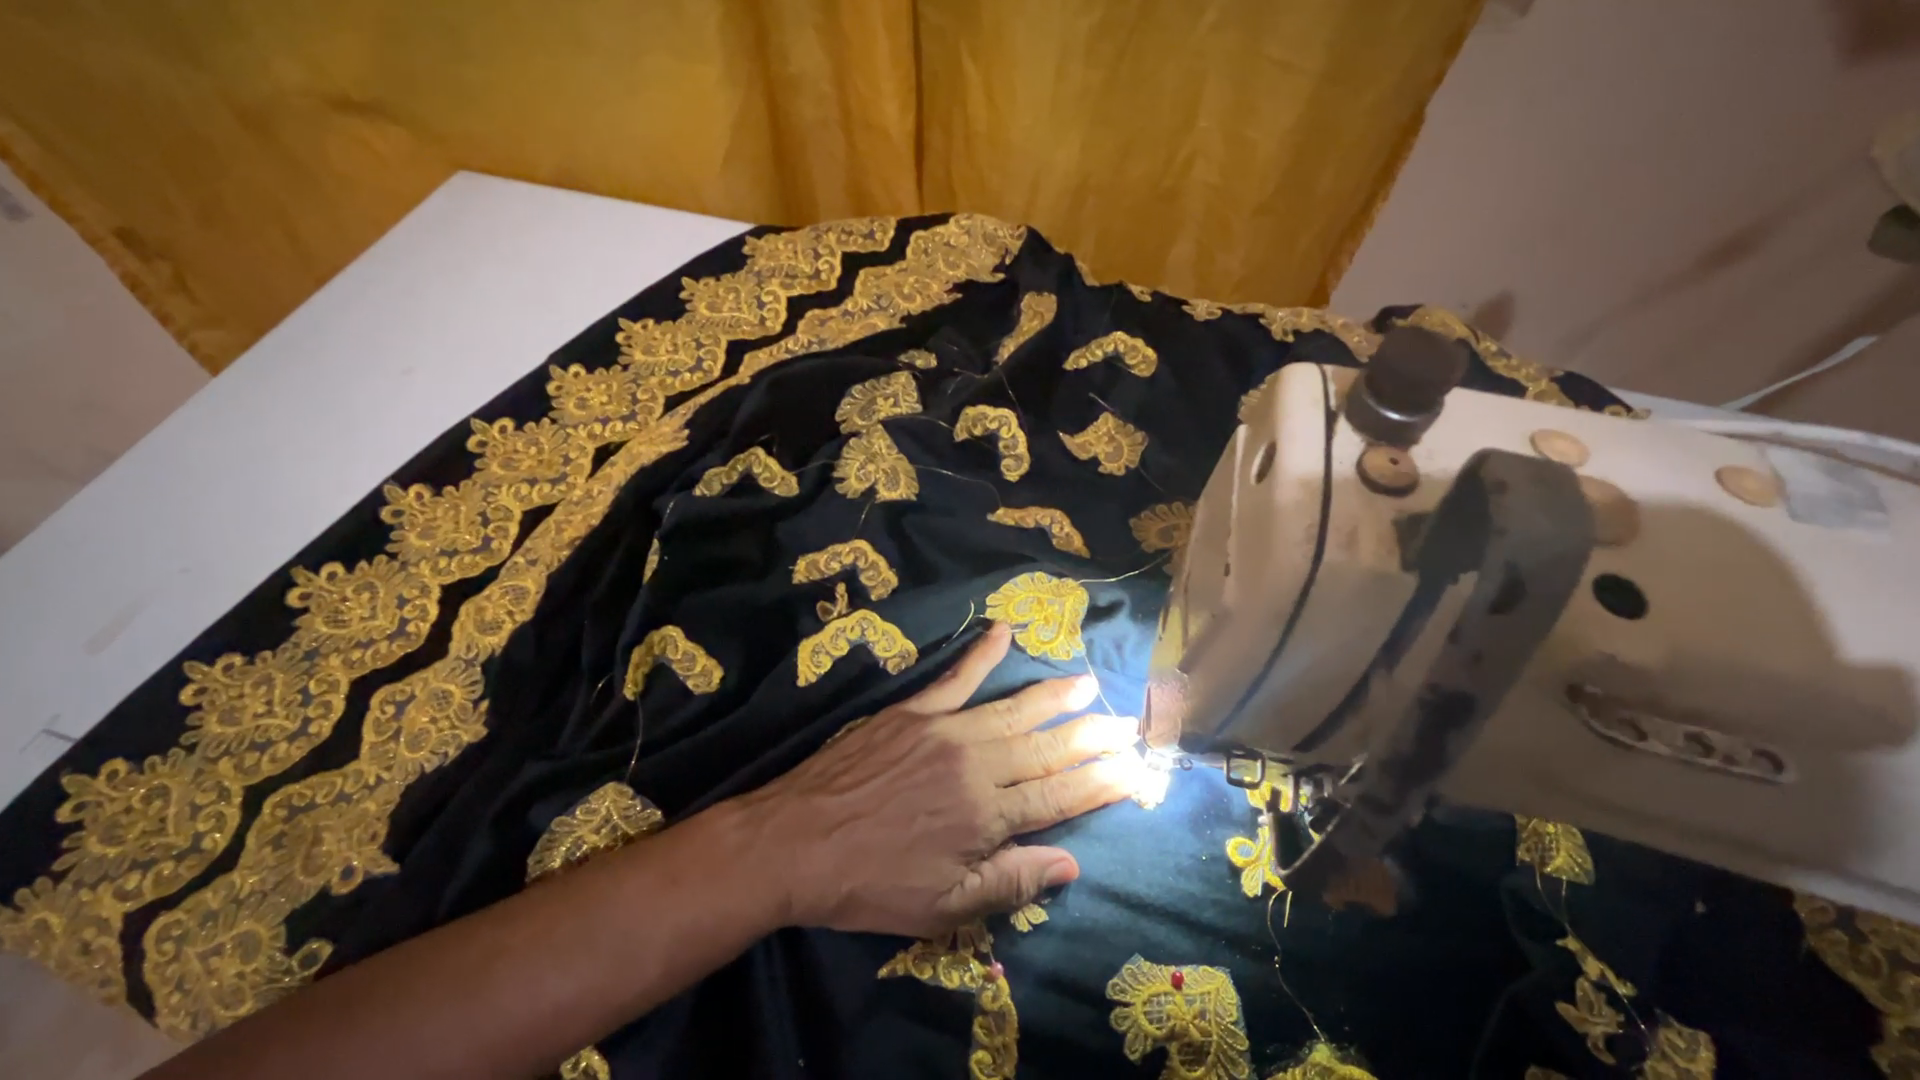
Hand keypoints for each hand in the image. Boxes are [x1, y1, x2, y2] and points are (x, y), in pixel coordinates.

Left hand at [738, 621, 1146, 937]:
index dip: (1101, 782)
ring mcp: (944, 731)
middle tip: (1127, 722)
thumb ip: (1010, 883)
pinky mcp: (911, 712)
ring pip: (1014, 709)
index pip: (1061, 797)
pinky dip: (981, 653)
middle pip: (1048, 748)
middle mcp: (977, 765)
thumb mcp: (942, 907)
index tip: (1135, 767)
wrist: (793, 842)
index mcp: (988, 817)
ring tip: (1089, 682)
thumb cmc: (868, 884)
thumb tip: (1072, 865)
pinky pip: (955, 677)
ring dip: (1055, 696)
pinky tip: (1003, 631)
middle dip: (1092, 736)